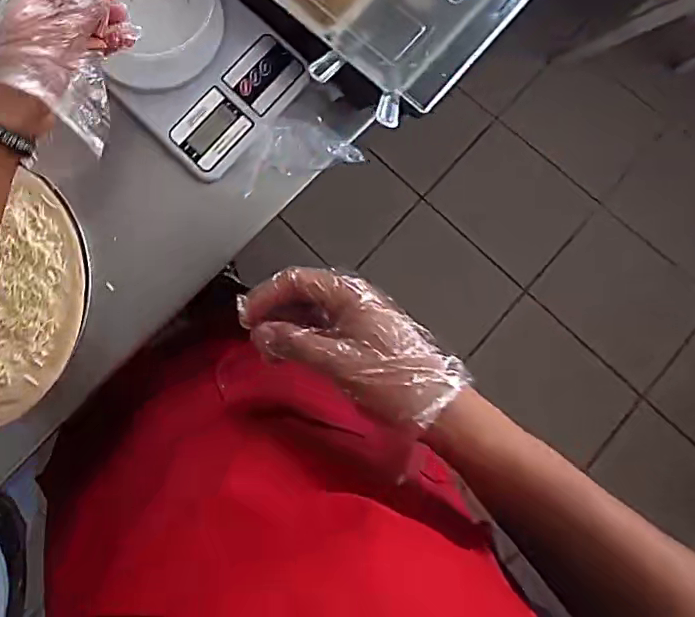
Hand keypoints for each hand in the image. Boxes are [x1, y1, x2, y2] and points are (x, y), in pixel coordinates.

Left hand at [0, 0, 137, 121]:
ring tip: (125, 26)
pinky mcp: (52, 64)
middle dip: (98, 0)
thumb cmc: (32, 62)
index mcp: (30, 0)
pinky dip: (99, 43)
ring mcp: (44, 42)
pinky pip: (79, 47)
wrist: (15, 108)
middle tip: (119, 5)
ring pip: (78, 25)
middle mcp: (35, 18)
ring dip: (103, 23)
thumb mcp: (65, 23)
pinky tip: (118, 43)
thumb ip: (87, 3)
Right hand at [239, 267, 469, 430]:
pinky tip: (293, 355)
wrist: (447, 415)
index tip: (247, 318)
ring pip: (310, 311)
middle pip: (301, 293)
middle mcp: (352, 298)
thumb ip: (293, 342)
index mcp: (347, 294)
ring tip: (271, 350)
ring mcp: (359, 317)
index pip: (294, 280)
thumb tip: (260, 332)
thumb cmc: (395, 383)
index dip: (265, 295)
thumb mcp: (337, 361)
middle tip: (254, 335)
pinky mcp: (364, 337)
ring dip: (286, 327)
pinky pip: (323, 327)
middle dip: (273, 312)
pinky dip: (302, 337)